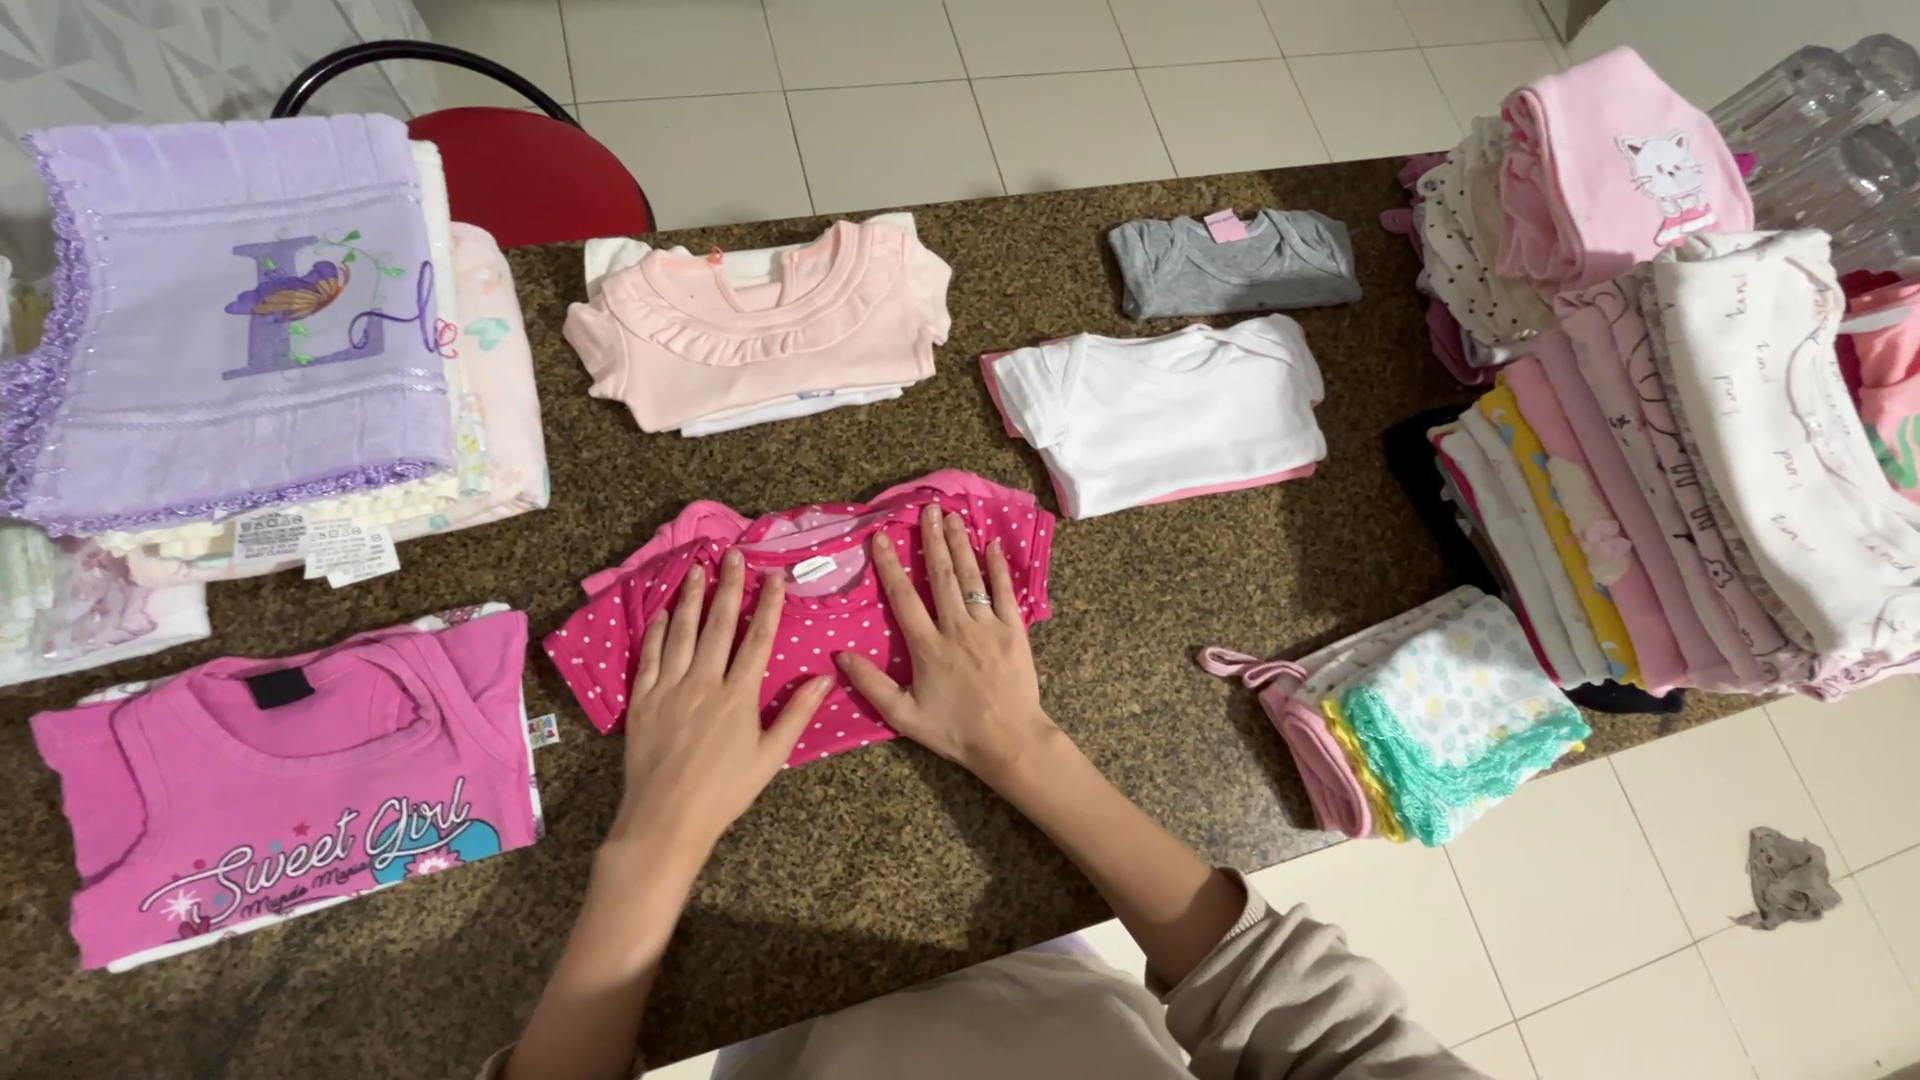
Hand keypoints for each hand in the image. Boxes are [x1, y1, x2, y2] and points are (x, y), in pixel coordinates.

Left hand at [610, 549, 831, 855]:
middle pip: (720, 625)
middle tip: (734, 555)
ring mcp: (669, 689)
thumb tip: (825, 677)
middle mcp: (704, 683)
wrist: (666, 819)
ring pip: (683, 633)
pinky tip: (665, 612)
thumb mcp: (770, 756)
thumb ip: (797, 713)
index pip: (757, 639)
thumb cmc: (725, 790)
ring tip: (699, 569)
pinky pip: (650, 656)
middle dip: (729, 587)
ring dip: (693, 598)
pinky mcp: (643, 701)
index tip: (773, 577)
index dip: (768, 605)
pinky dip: (658, 631)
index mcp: (738, 695)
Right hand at [836, 505, 1060, 787]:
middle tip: (927, 510)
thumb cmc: (954, 731)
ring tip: (952, 517)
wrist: (1009, 741)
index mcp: (928, 646)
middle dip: (931, 540)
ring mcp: (989, 626)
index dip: (889, 565)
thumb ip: (871, 685)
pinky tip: (992, 545)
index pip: (903, 597)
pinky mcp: (1015, 631)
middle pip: (940, 576)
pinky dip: (998, 567)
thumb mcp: (904, 716)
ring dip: (960, 545)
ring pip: (971, 577)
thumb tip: (840, 656)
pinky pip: (1005, 592)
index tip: (880, 537)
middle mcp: (957, 628)